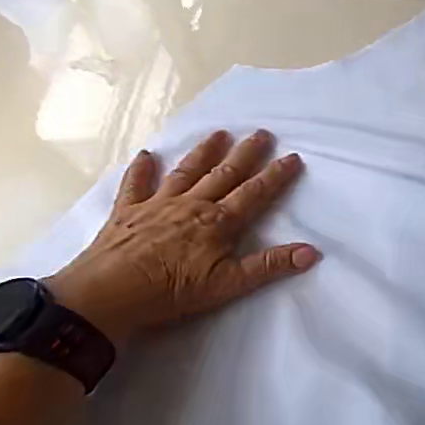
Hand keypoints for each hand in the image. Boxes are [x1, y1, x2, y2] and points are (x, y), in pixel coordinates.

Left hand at [46, 129, 320, 342]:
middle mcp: (191, 204)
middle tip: (261, 133)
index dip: (275, 176)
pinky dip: (142, 169)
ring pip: (186, 171)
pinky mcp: (128, 211)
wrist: (112, 291)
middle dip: (245, 154)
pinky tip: (146, 155)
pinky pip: (136, 184)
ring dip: (203, 152)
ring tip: (218, 134)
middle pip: (224, 174)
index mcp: (218, 222)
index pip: (254, 194)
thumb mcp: (229, 284)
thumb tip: (312, 252)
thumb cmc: (173, 291)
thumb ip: (269, 266)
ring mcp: (158, 204)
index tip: (292, 157)